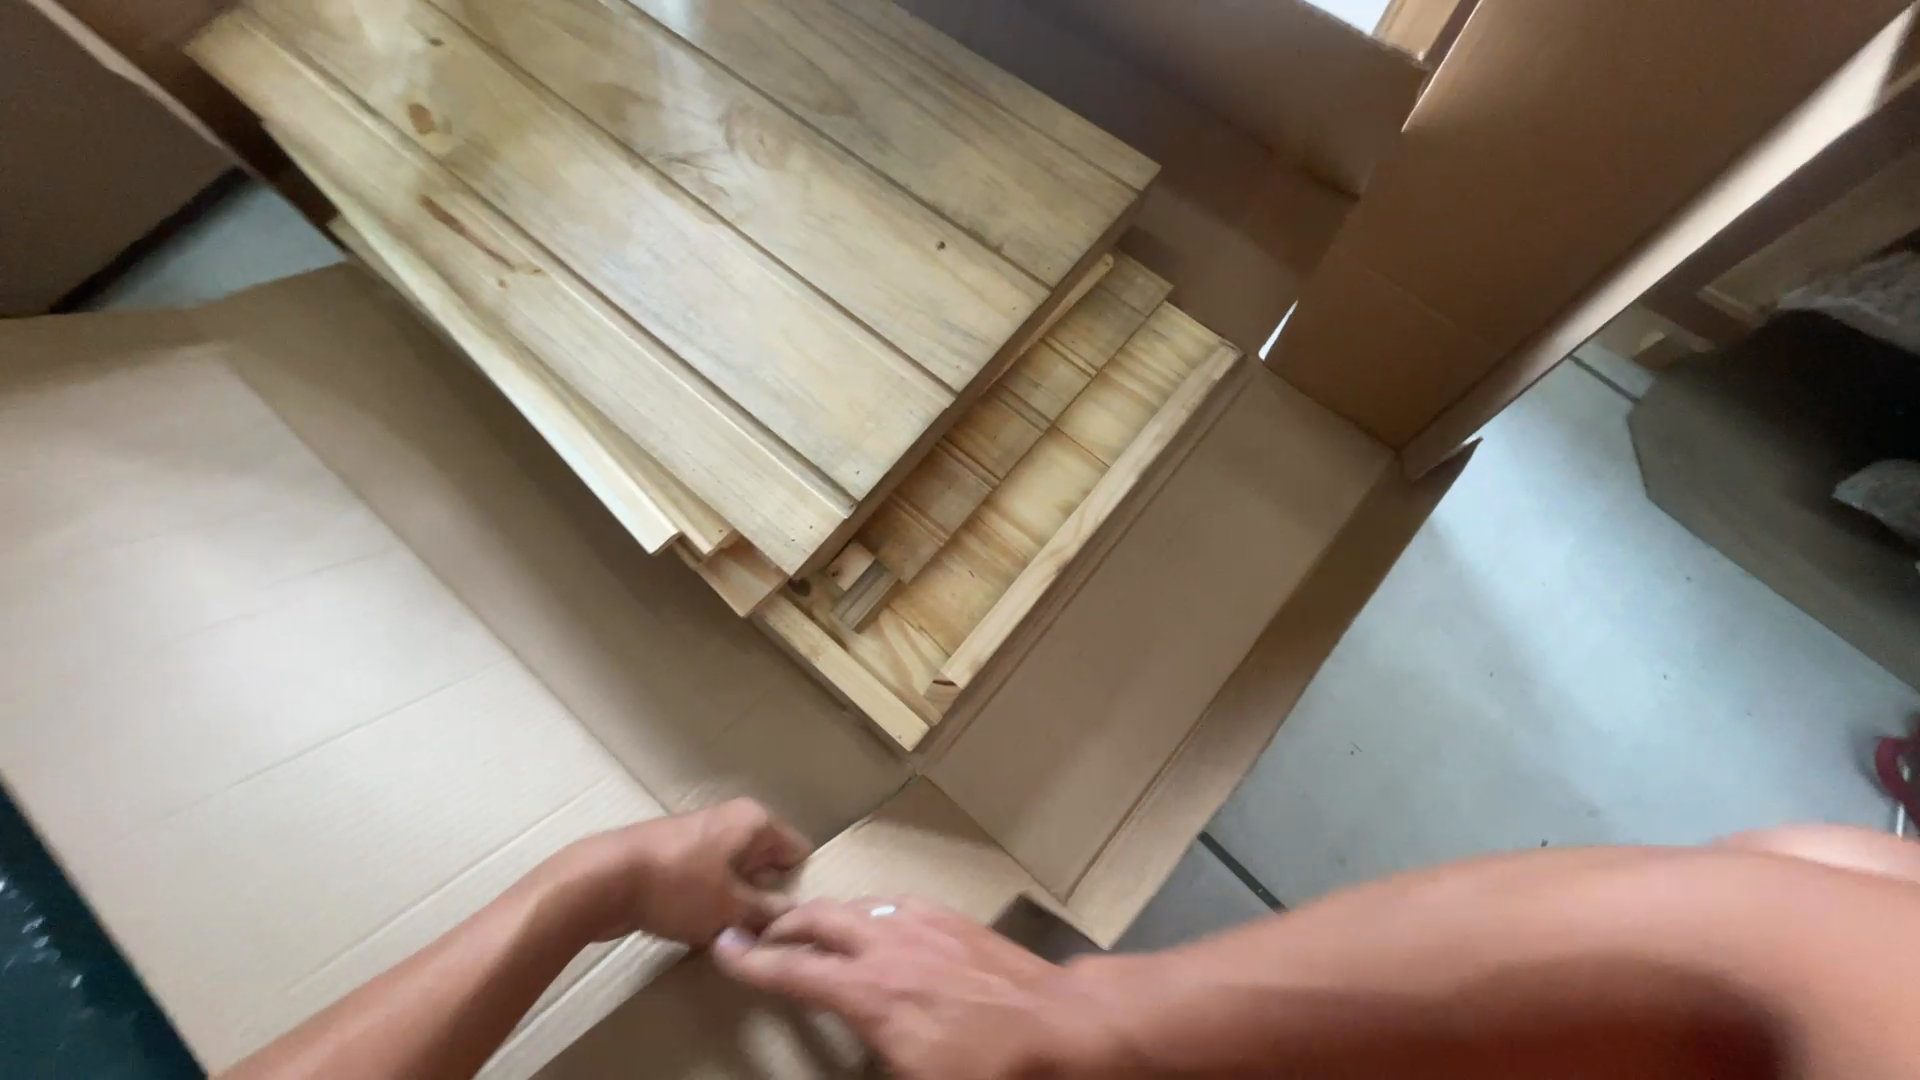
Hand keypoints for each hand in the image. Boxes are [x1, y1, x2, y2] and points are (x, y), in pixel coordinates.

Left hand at [555, 799, 811, 944]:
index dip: (801, 887)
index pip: (798, 852)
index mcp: (756, 821)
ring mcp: (703, 832)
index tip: (793, 922)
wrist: (603, 879)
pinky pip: (709, 877)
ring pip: (737, 872)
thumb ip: (769, 914)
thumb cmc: (678, 888)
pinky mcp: (676, 850)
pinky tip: (697, 926)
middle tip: (761, 934)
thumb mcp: (732, 909)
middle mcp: (734, 818)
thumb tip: (792, 917)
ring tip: (728, 934)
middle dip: (765, 897)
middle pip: (767, 862)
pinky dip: (708, 899)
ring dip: (735, 902)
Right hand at [712, 898, 1117, 1079]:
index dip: (753, 962)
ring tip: (813, 927)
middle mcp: (888, 946)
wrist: (1056, 1025)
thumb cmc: (985, 1069)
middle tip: (760, 934)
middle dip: (784, 925)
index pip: (796, 972)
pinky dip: (870, 911)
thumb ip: (873, 1055)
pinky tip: (876, 921)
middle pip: (820, 920)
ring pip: (857, 906)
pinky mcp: (949, 917)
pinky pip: (895, 904)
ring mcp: (921, 923)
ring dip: (827, 916)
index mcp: (871, 993)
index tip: (724, 947)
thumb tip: (858, 1045)